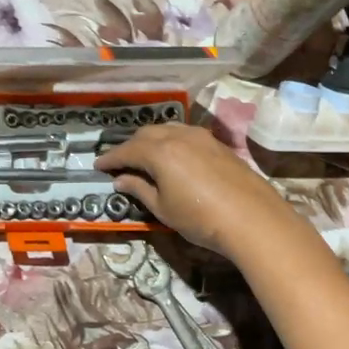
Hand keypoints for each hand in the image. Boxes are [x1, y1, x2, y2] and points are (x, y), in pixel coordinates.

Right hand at [94, 124, 285, 256]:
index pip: (127, 151)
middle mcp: (178, 136)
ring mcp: (200, 137)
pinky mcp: (216, 143)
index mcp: (159, 152)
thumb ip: (140, 189)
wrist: (250, 218)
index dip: (110, 158)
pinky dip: (169, 141)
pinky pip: (184, 134)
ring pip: (166, 129)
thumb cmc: (199, 218)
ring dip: (150, 140)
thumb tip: (121, 180)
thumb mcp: (163, 208)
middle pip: (146, 134)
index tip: (97, 165)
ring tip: (142, 157)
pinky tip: (169, 155)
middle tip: (118, 162)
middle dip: (129, 146)